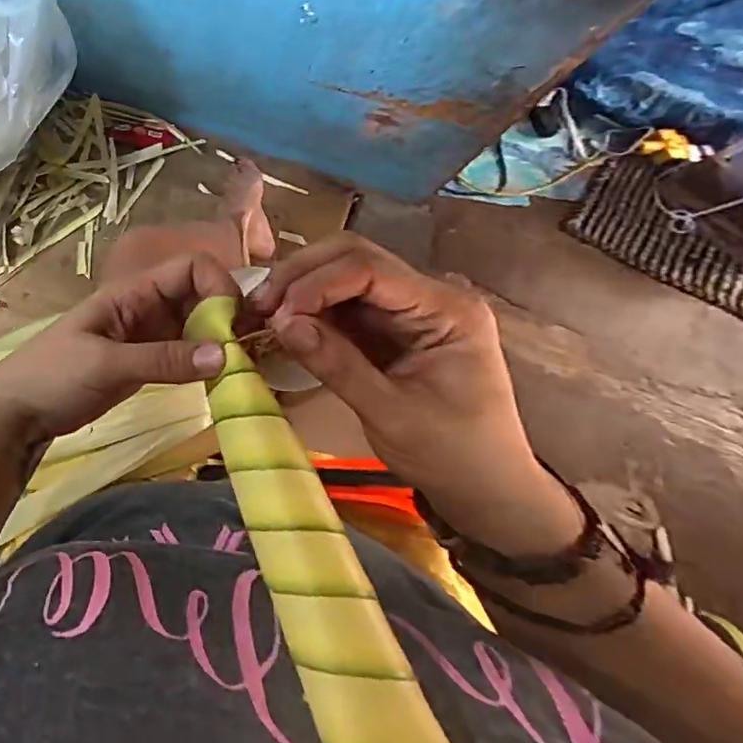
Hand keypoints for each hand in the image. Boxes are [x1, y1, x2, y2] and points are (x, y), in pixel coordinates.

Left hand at [0, 254, 238, 445]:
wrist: (19, 409)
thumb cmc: (52, 375)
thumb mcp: (105, 364)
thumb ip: (162, 359)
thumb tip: (225, 355)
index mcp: (130, 293)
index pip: (189, 269)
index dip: (218, 287)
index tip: (238, 324)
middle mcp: (143, 308)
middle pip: (199, 296)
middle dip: (228, 315)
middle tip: (254, 351)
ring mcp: (146, 336)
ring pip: (196, 326)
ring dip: (221, 341)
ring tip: (247, 368)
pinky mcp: (145, 362)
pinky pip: (185, 353)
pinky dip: (205, 362)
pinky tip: (224, 380)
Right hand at [248, 234, 576, 551]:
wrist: (485, 486)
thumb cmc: (450, 454)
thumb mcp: (390, 414)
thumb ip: (336, 365)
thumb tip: (281, 323)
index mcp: (448, 310)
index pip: (370, 270)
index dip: (315, 284)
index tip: (274, 313)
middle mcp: (429, 295)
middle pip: (353, 256)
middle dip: (300, 275)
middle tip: (257, 305)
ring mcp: (407, 307)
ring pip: (340, 271)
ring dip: (297, 287)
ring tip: (260, 313)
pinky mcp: (386, 323)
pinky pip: (338, 299)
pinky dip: (305, 306)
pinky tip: (280, 321)